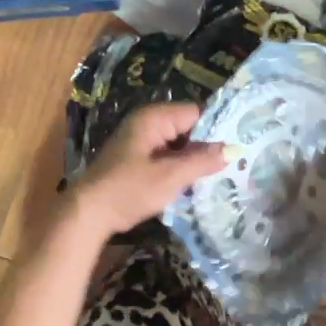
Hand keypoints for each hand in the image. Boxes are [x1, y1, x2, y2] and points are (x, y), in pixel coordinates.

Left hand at [71, 103, 225, 236]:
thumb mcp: (169, 177)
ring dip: (193, 159)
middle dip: (206, 146)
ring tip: (220, 175)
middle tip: (234, 164)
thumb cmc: (128, 190)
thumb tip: (231, 149)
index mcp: (153, 118)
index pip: (195, 113)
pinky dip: (179, 167)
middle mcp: (147, 123)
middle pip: (187, 127)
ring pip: (178, 144)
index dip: (216, 129)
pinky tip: (195, 183)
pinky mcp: (137, 159)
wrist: (88, 213)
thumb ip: (201, 162)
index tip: (238, 147)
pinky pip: (167, 156)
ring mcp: (141, 141)